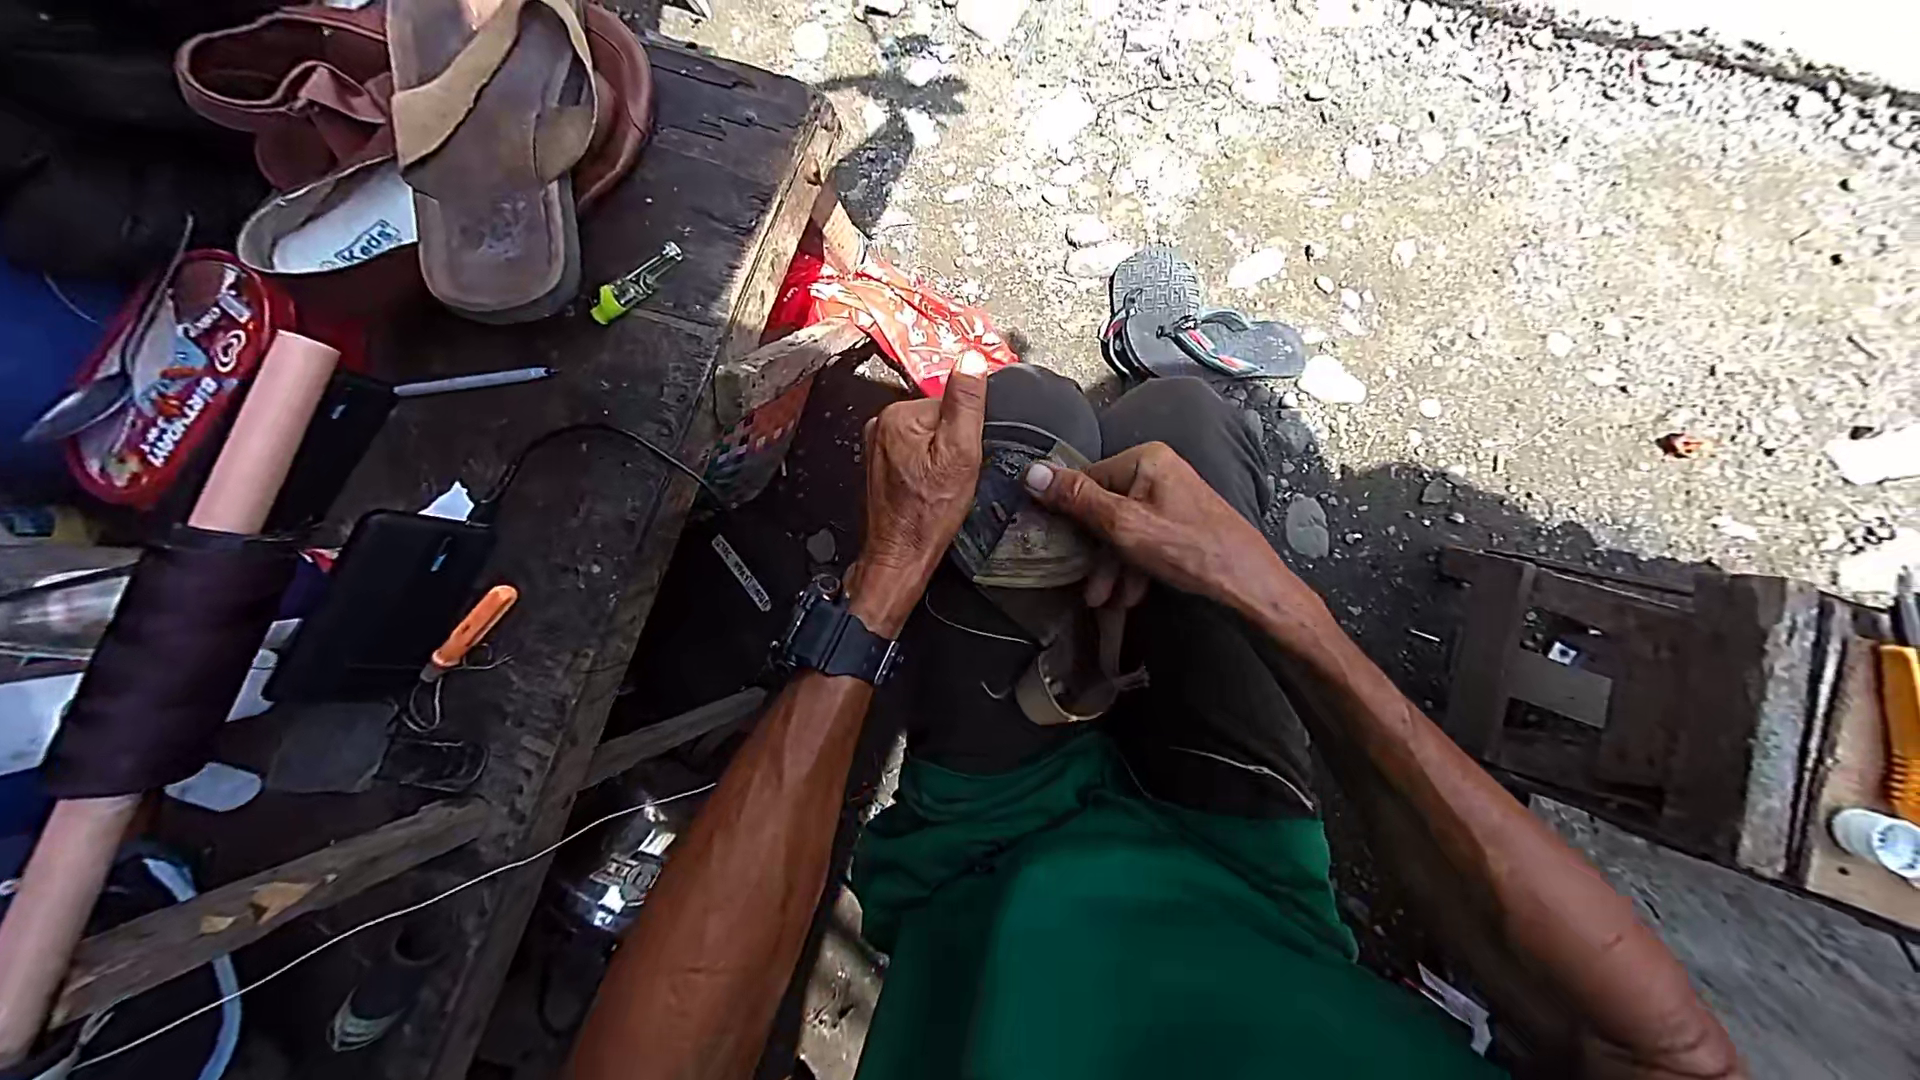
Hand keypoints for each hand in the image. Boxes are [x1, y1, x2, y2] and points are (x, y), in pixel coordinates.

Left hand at [846, 353, 988, 635]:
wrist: (901, 554)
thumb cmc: (926, 514)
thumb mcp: (960, 454)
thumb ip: (966, 403)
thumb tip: (971, 361)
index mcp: (898, 416)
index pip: (949, 403)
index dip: (965, 431)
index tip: (963, 457)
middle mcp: (882, 427)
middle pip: (938, 420)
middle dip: (952, 445)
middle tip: (952, 476)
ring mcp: (879, 448)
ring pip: (929, 440)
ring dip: (941, 459)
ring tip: (939, 487)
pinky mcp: (882, 467)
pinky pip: (916, 456)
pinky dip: (928, 470)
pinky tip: (929, 491)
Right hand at [1024, 442, 1332, 642]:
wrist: (1249, 587)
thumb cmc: (1190, 550)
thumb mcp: (1123, 526)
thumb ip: (1077, 500)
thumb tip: (1033, 473)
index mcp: (1145, 459)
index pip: (1086, 480)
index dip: (1070, 516)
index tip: (1058, 546)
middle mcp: (1157, 472)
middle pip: (1103, 508)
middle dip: (1094, 551)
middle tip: (1086, 586)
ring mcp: (1169, 498)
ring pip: (1122, 530)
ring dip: (1111, 566)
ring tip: (1104, 599)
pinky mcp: (1178, 524)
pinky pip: (1142, 540)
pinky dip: (1132, 567)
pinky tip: (1129, 594)